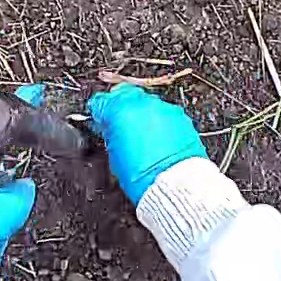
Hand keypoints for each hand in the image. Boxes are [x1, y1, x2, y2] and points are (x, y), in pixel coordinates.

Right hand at [86, 84, 207, 202]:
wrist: (176, 185)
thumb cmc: (144, 177)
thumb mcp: (114, 155)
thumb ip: (110, 134)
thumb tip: (109, 128)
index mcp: (121, 110)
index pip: (102, 101)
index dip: (99, 112)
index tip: (100, 120)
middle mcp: (144, 104)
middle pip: (126, 95)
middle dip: (121, 108)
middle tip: (119, 126)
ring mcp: (165, 109)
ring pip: (147, 103)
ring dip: (141, 115)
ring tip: (141, 137)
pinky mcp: (181, 118)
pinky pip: (165, 114)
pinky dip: (159, 123)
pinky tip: (158, 140)